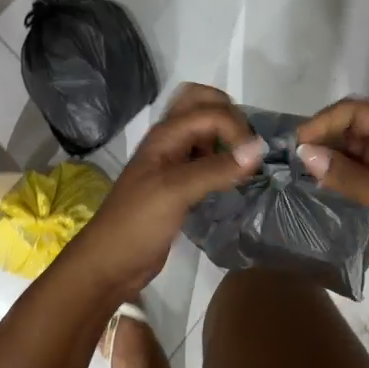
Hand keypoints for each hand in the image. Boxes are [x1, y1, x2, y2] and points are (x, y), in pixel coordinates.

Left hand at [64, 84, 264, 295]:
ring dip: (226, 134)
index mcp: (166, 134)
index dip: (235, 128)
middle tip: (246, 145)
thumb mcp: (176, 192)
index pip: (210, 111)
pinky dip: (221, 157)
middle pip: (202, 103)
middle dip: (228, 114)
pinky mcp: (179, 183)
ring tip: (245, 160)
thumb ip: (215, 169)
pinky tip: (232, 178)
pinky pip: (204, 156)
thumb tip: (257, 149)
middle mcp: (170, 140)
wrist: (110, 264)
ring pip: (203, 128)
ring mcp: (173, 161)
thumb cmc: (138, 223)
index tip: (252, 159)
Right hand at [296, 99, 368, 299]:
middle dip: (323, 134)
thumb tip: (305, 153)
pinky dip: (334, 171)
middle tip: (292, 154)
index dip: (326, 120)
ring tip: (297, 166)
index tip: (299, 141)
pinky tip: (315, 180)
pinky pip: (353, 168)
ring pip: (350, 147)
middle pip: (351, 125)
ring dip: (326, 152)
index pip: (357, 112)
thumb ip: (349, 177)